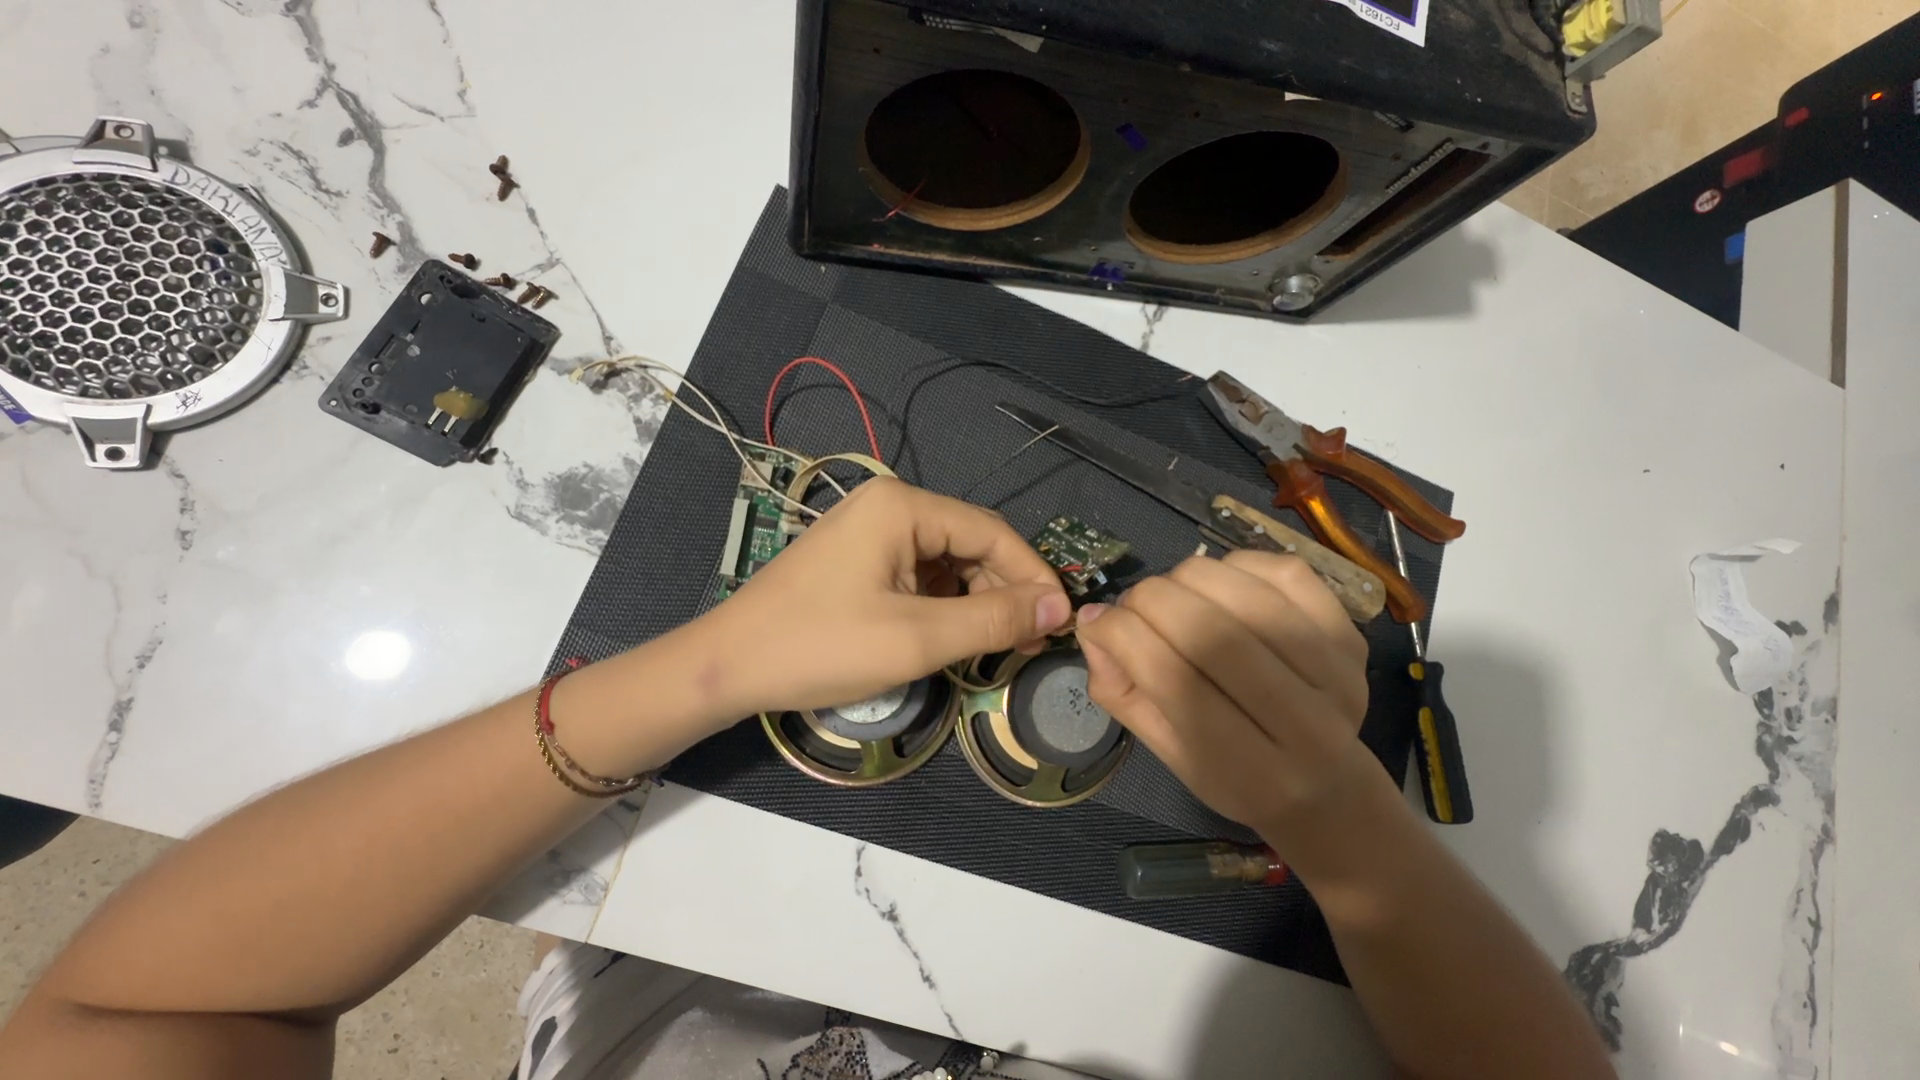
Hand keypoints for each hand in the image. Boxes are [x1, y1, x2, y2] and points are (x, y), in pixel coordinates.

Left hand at [695, 477, 1072, 718]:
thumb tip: (1058, 607)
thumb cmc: (821, 647)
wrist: (728, 666)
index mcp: (903, 506)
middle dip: (1005, 592)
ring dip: (976, 602)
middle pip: (970, 543)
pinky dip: (944, 605)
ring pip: (947, 562)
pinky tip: (956, 637)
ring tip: (999, 647)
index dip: (1033, 576)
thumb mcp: (916, 638)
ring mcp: (870, 532)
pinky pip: (918, 575)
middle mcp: (889, 506)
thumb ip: (992, 621)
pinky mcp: (858, 560)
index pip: (992, 532)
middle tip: (1031, 643)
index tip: (1061, 622)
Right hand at [1074, 550, 1396, 875]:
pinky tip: (1219, 585)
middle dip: (1150, 601)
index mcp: (1247, 768)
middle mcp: (1302, 722)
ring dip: (1187, 579)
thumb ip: (1122, 692)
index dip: (1122, 635)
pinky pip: (1284, 572)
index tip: (1098, 622)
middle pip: (1209, 630)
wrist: (1327, 786)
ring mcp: (1336, 674)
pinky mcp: (1349, 636)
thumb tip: (1093, 623)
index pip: (1172, 677)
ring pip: (1243, 593)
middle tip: (1133, 608)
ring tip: (1174, 597)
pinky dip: (1237, 565)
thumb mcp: (1167, 753)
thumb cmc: (1234, 774)